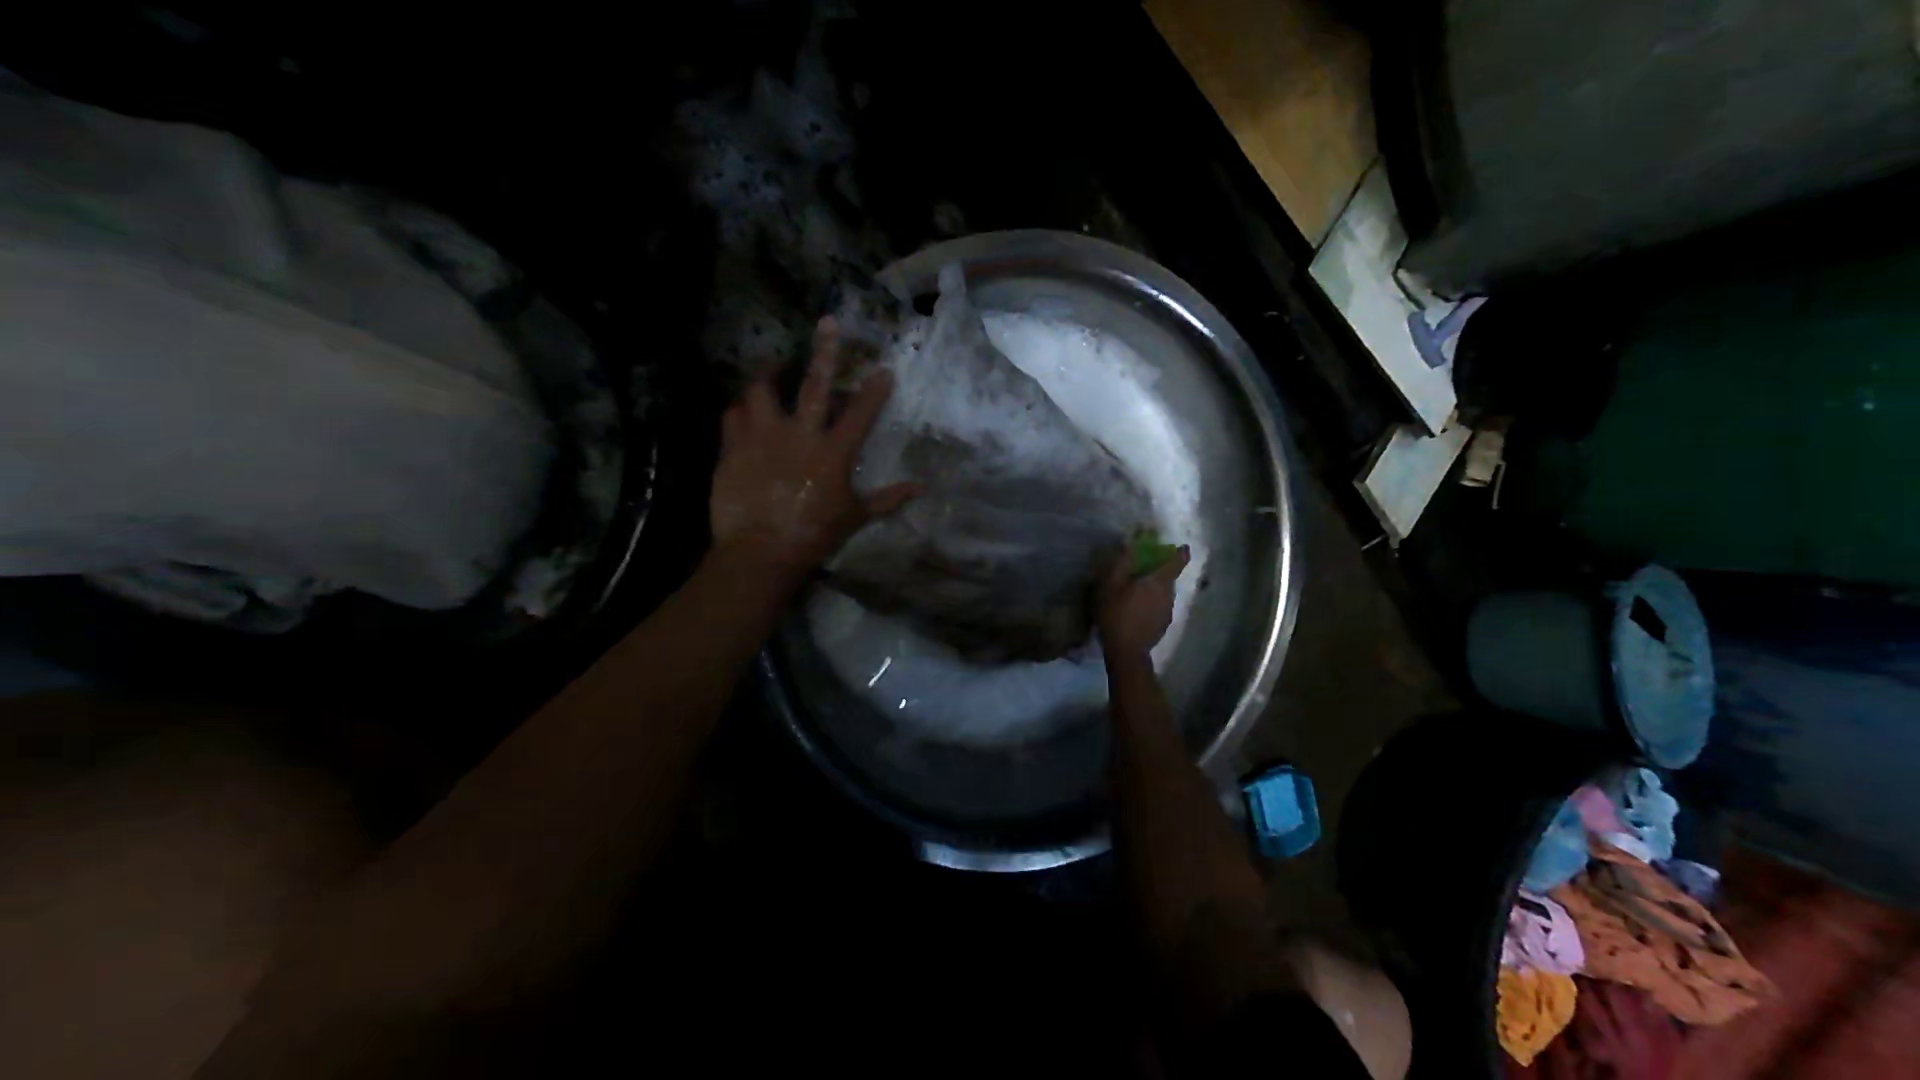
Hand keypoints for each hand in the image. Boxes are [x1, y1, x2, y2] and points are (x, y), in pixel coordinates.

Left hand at [710, 317, 918, 578]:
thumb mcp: (855, 518)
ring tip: (773, 366)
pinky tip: (745, 408)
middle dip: (825, 350)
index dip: (874, 390)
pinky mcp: (733, 446)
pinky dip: (741, 408)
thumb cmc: (813, 536)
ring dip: (768, 373)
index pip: (860, 413)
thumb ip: (887, 499)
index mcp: (833, 452)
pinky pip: (733, 414)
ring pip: (761, 389)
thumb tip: (921, 488)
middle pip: (814, 384)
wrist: (760, 551)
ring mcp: (763, 437)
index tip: (883, 370)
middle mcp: (799, 434)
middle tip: (828, 322)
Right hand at [1096, 544, 1190, 660]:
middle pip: (1170, 577)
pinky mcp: (1163, 624)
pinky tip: (1138, 609)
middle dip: (1161, 570)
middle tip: (1144, 568)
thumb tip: (1131, 544)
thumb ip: (1122, 563)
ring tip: (1138, 590)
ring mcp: (1168, 611)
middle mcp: (1169, 595)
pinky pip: (1161, 606)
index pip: (1176, 562)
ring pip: (1165, 593)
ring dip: (1155, 588)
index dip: (1180, 553)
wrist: (1126, 651)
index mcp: (1158, 582)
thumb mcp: (1110, 585)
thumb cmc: (1116, 614)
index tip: (1181, 547)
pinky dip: (1153, 602)